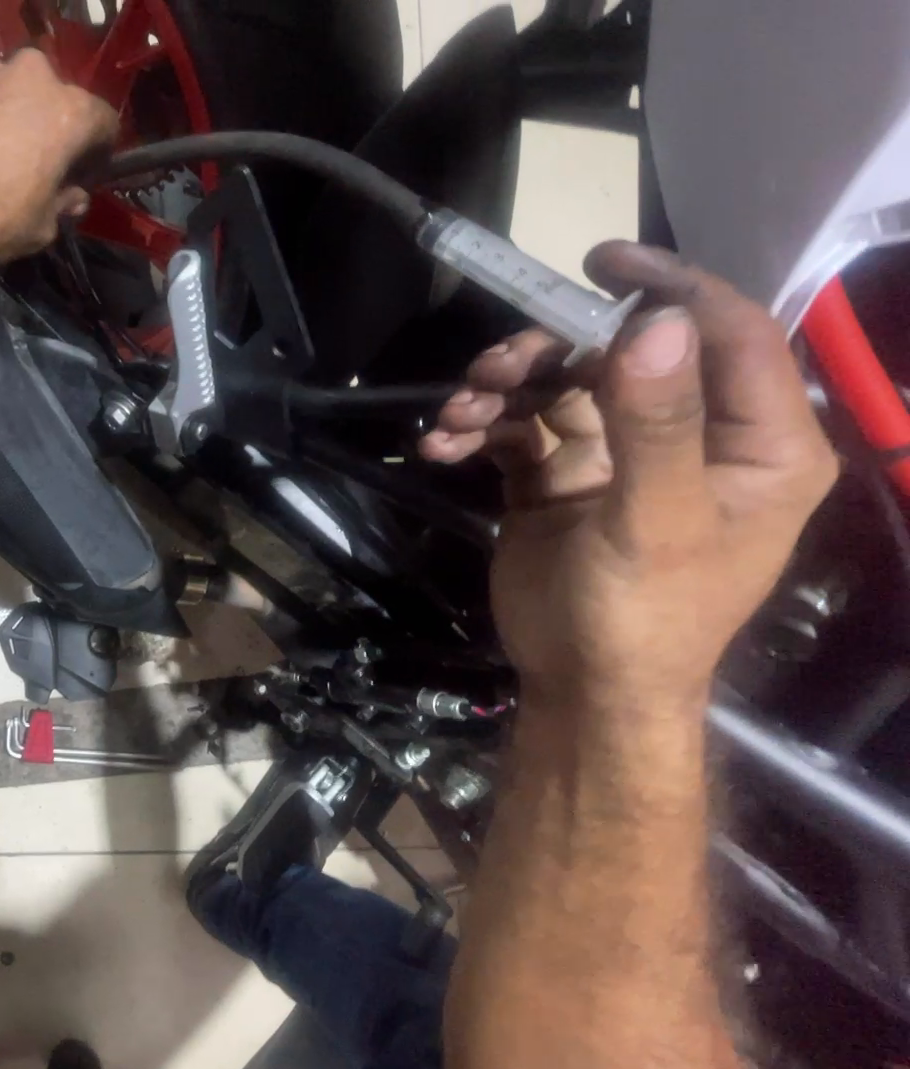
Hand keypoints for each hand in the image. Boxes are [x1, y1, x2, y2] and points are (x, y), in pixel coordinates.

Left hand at [0, 50, 117, 267]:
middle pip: (57, 102)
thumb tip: (72, 197)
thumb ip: (64, 206)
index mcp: (68, 111)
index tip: (83, 175)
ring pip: (15, 96)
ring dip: (15, 121)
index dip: (98, 153)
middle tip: (39, 169)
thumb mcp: (40, 228)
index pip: (103, 122)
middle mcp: (32, 77)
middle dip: (54, 131)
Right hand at [419, 242, 838, 716]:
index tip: (598, 261)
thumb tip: (653, 325)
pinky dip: (475, 434)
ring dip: (498, 395)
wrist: (579, 683)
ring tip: (454, 417)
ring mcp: (613, 456)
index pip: (725, 337)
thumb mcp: (655, 521)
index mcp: (752, 441)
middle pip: (616, 359)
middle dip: (546, 356)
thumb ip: (658, 425)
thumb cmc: (642, 613)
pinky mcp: (556, 480)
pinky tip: (440, 448)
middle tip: (488, 368)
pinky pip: (514, 434)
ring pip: (555, 392)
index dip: (669, 290)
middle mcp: (686, 437)